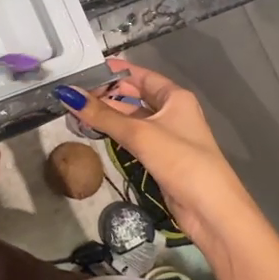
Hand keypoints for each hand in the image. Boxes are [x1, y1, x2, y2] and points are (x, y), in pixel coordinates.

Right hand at [58, 57, 254, 238]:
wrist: (212, 210)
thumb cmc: (181, 160)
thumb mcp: (140, 134)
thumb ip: (102, 115)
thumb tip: (66, 93)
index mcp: (174, 97)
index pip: (139, 75)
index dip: (113, 71)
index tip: (83, 69)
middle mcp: (171, 112)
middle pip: (134, 96)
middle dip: (106, 93)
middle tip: (72, 92)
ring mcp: (166, 136)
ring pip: (131, 118)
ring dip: (108, 114)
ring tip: (74, 109)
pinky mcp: (160, 157)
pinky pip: (133, 138)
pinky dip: (115, 133)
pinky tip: (93, 131)